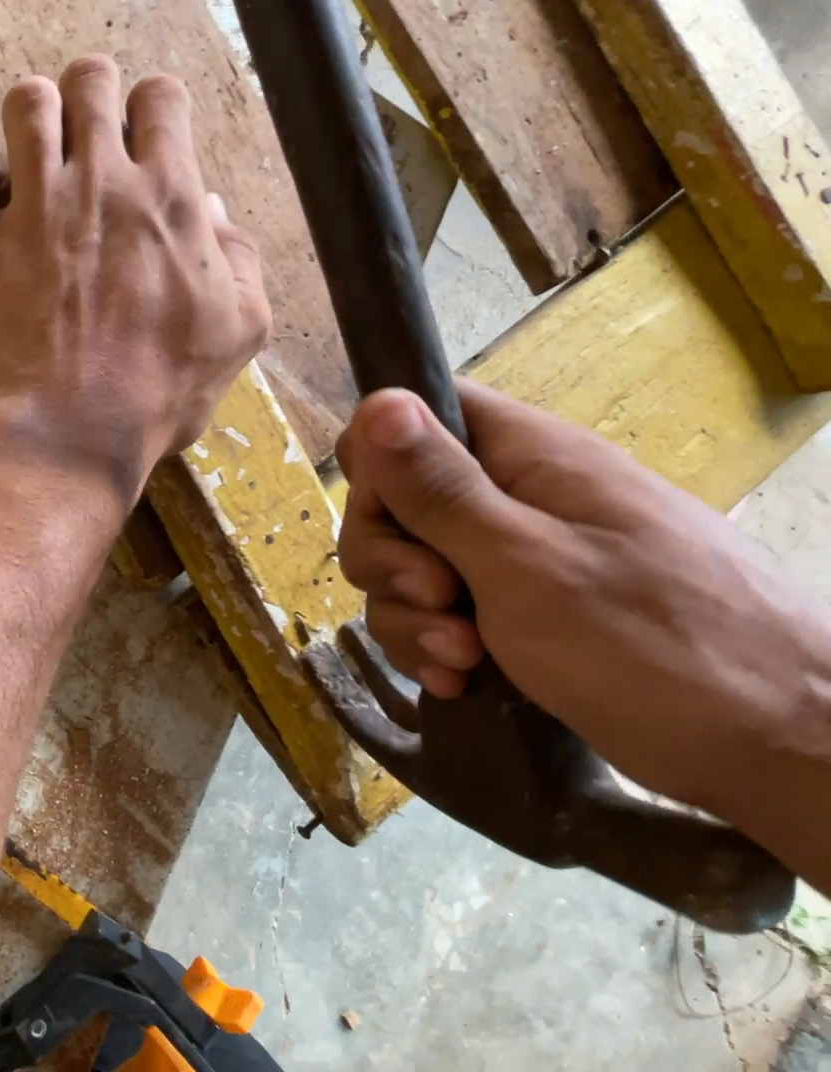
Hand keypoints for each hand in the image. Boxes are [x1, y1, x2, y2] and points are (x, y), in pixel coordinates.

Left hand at [0, 56, 271, 501]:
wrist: (74, 430)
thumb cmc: (158, 393)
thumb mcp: (237, 331)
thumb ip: (237, 261)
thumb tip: (213, 212)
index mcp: (169, 198)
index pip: (162, 98)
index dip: (150, 110)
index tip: (139, 143)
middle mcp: (101, 186)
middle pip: (90, 79)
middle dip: (86, 94)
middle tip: (81, 138)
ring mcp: (37, 211)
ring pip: (25, 105)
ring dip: (29, 119)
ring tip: (30, 157)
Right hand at [335, 380, 830, 813]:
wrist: (772, 749)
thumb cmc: (650, 642)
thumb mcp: (522, 560)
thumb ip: (440, 487)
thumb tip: (378, 402)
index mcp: (527, 457)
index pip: (415, 419)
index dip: (381, 464)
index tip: (392, 520)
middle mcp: (515, 497)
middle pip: (395, 504)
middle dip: (390, 560)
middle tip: (436, 599)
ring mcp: (515, 558)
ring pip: (408, 568)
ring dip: (409, 616)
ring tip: (459, 658)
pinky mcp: (513, 612)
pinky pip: (435, 614)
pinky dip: (432, 646)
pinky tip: (458, 677)